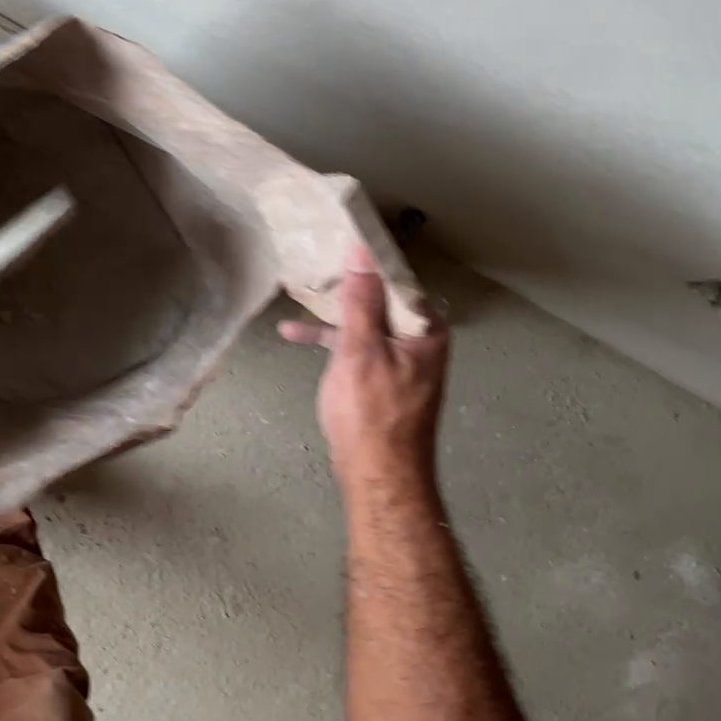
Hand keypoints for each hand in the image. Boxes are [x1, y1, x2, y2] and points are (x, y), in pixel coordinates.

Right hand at [279, 246, 449, 489]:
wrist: (378, 473)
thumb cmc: (370, 411)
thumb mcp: (359, 350)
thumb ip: (361, 301)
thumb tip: (363, 253)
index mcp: (425, 332)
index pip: (401, 283)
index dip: (372, 264)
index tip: (341, 247)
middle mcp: (421, 344)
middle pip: (384, 302)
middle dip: (349, 290)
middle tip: (316, 273)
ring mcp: (404, 364)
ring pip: (368, 326)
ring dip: (334, 319)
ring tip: (295, 315)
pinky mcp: (385, 382)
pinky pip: (360, 348)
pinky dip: (334, 342)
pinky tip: (302, 342)